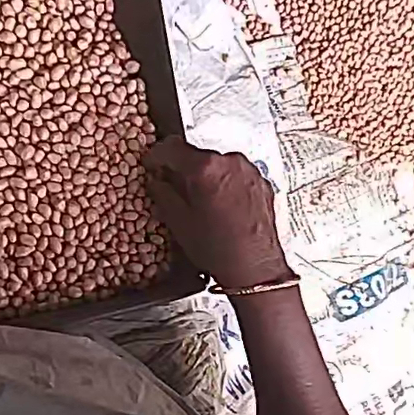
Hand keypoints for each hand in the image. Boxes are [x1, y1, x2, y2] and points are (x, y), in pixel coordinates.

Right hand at [143, 136, 292, 289]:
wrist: (254, 267)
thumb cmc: (219, 249)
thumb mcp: (179, 223)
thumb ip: (163, 194)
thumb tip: (157, 183)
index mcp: (206, 168)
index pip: (172, 147)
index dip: (157, 155)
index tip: (152, 163)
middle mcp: (230, 163)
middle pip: (197, 156)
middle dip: (184, 171)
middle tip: (175, 190)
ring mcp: (249, 171)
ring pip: (218, 166)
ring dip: (207, 178)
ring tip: (203, 206)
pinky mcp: (262, 182)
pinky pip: (236, 176)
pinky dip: (226, 186)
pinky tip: (222, 209)